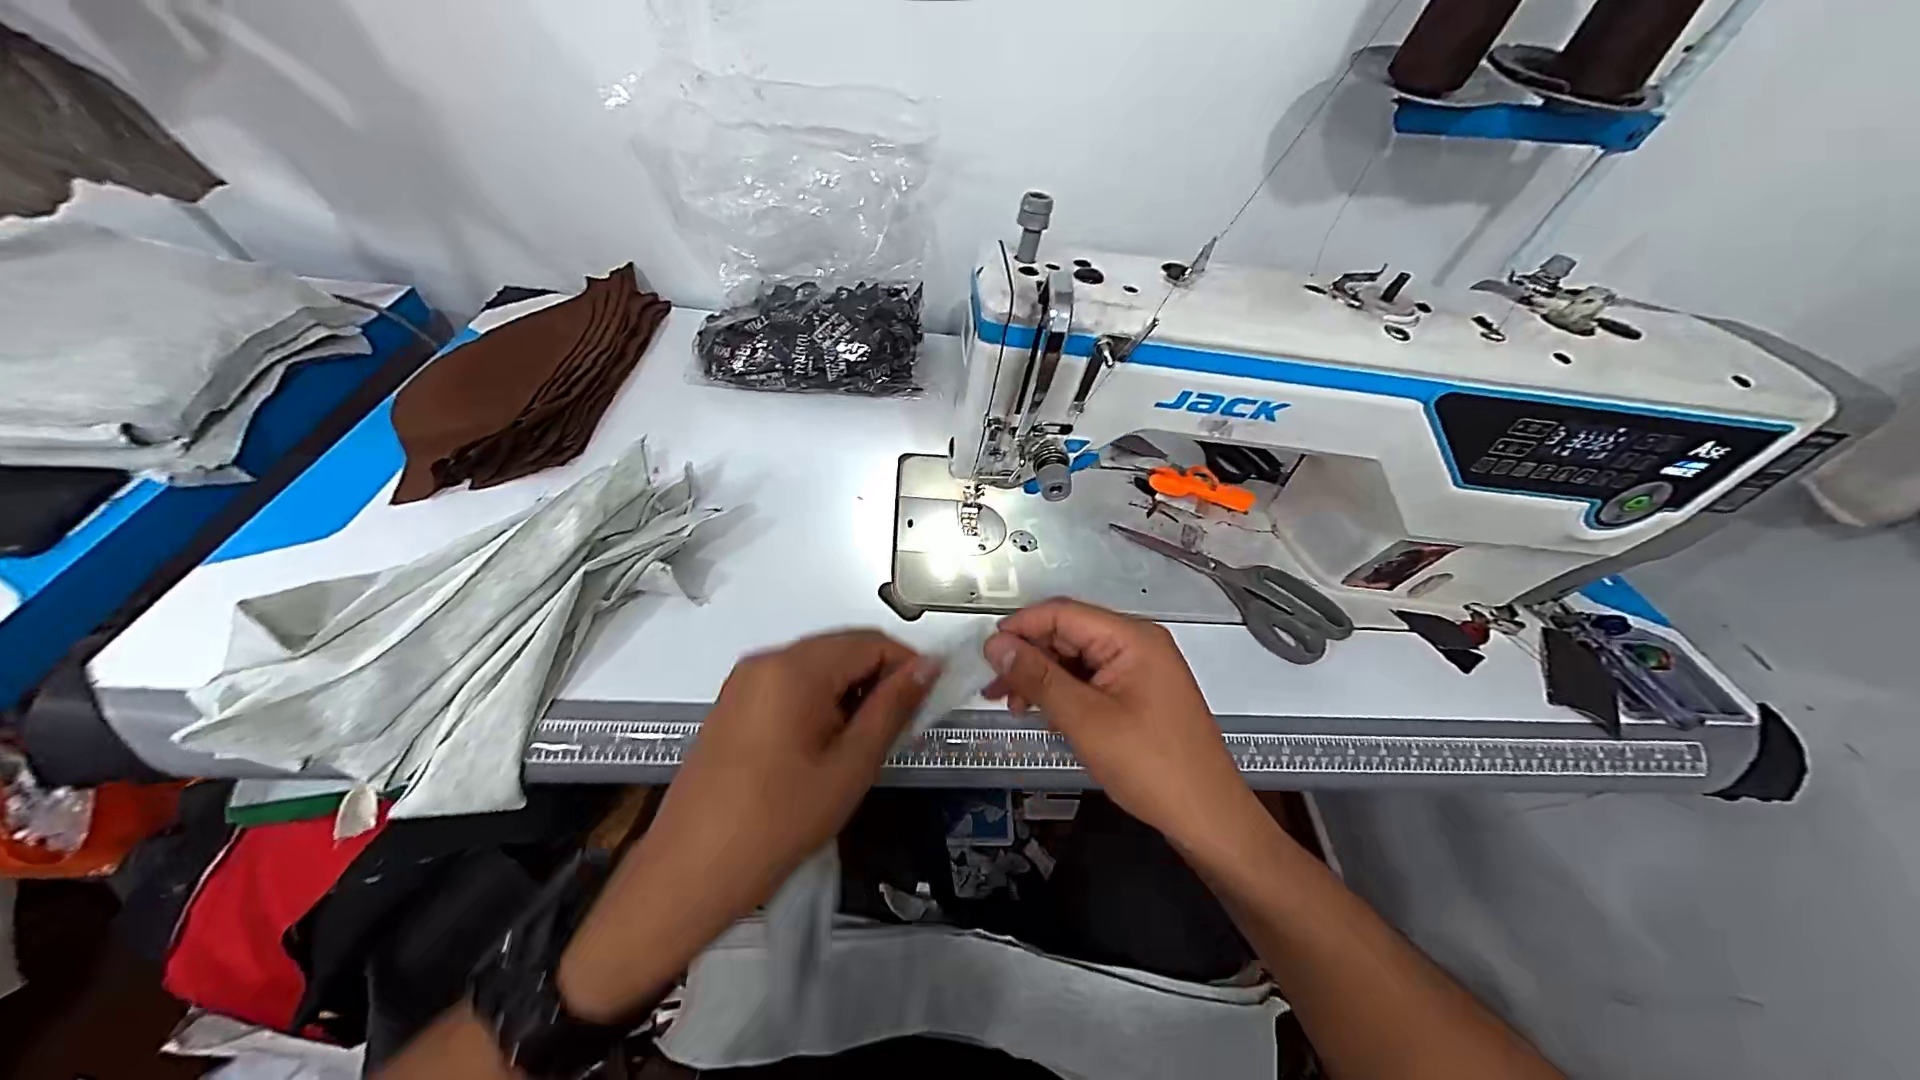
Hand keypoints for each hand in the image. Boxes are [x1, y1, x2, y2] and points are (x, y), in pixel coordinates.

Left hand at [558, 630, 935, 1020]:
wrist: (688, 874)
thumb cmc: (777, 823)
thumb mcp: (850, 766)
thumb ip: (893, 707)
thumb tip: (928, 666)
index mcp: (794, 668)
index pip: (870, 641)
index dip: (908, 665)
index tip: (929, 701)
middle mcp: (765, 660)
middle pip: (841, 648)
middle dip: (879, 678)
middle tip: (902, 724)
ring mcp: (743, 681)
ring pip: (817, 667)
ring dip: (851, 691)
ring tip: (865, 740)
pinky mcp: (733, 704)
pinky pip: (790, 684)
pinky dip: (820, 701)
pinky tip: (827, 743)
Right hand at [983, 599, 1257, 846]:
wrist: (1206, 816)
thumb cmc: (1153, 766)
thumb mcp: (1084, 719)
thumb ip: (1037, 677)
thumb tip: (998, 646)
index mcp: (1132, 638)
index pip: (1062, 613)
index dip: (1020, 628)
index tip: (988, 652)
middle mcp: (1138, 644)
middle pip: (1069, 634)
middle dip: (1029, 657)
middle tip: (995, 685)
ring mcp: (1140, 668)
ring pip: (1076, 658)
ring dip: (1043, 677)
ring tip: (1013, 703)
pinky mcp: (1139, 692)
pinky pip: (1091, 679)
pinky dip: (1064, 692)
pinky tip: (1045, 712)